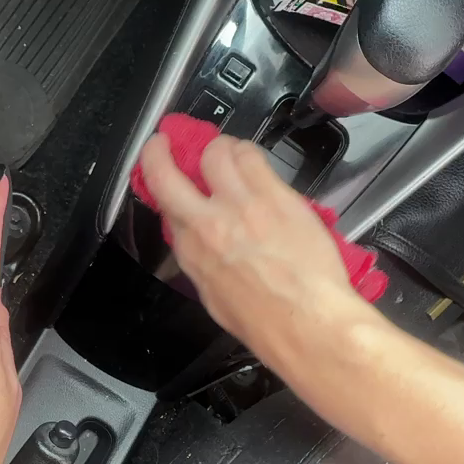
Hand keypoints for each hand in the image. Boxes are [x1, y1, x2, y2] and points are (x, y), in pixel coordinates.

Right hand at [137, 132, 368, 367]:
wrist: (304, 320)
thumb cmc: (264, 319)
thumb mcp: (213, 296)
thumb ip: (201, 259)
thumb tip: (198, 241)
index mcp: (191, 251)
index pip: (163, 204)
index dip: (159, 183)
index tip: (159, 169)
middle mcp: (208, 222)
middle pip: (168, 170)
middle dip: (161, 151)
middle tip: (166, 143)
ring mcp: (242, 203)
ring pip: (216, 151)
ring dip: (217, 149)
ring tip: (226, 156)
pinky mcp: (275, 194)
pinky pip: (254, 156)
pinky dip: (248, 154)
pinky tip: (254, 163)